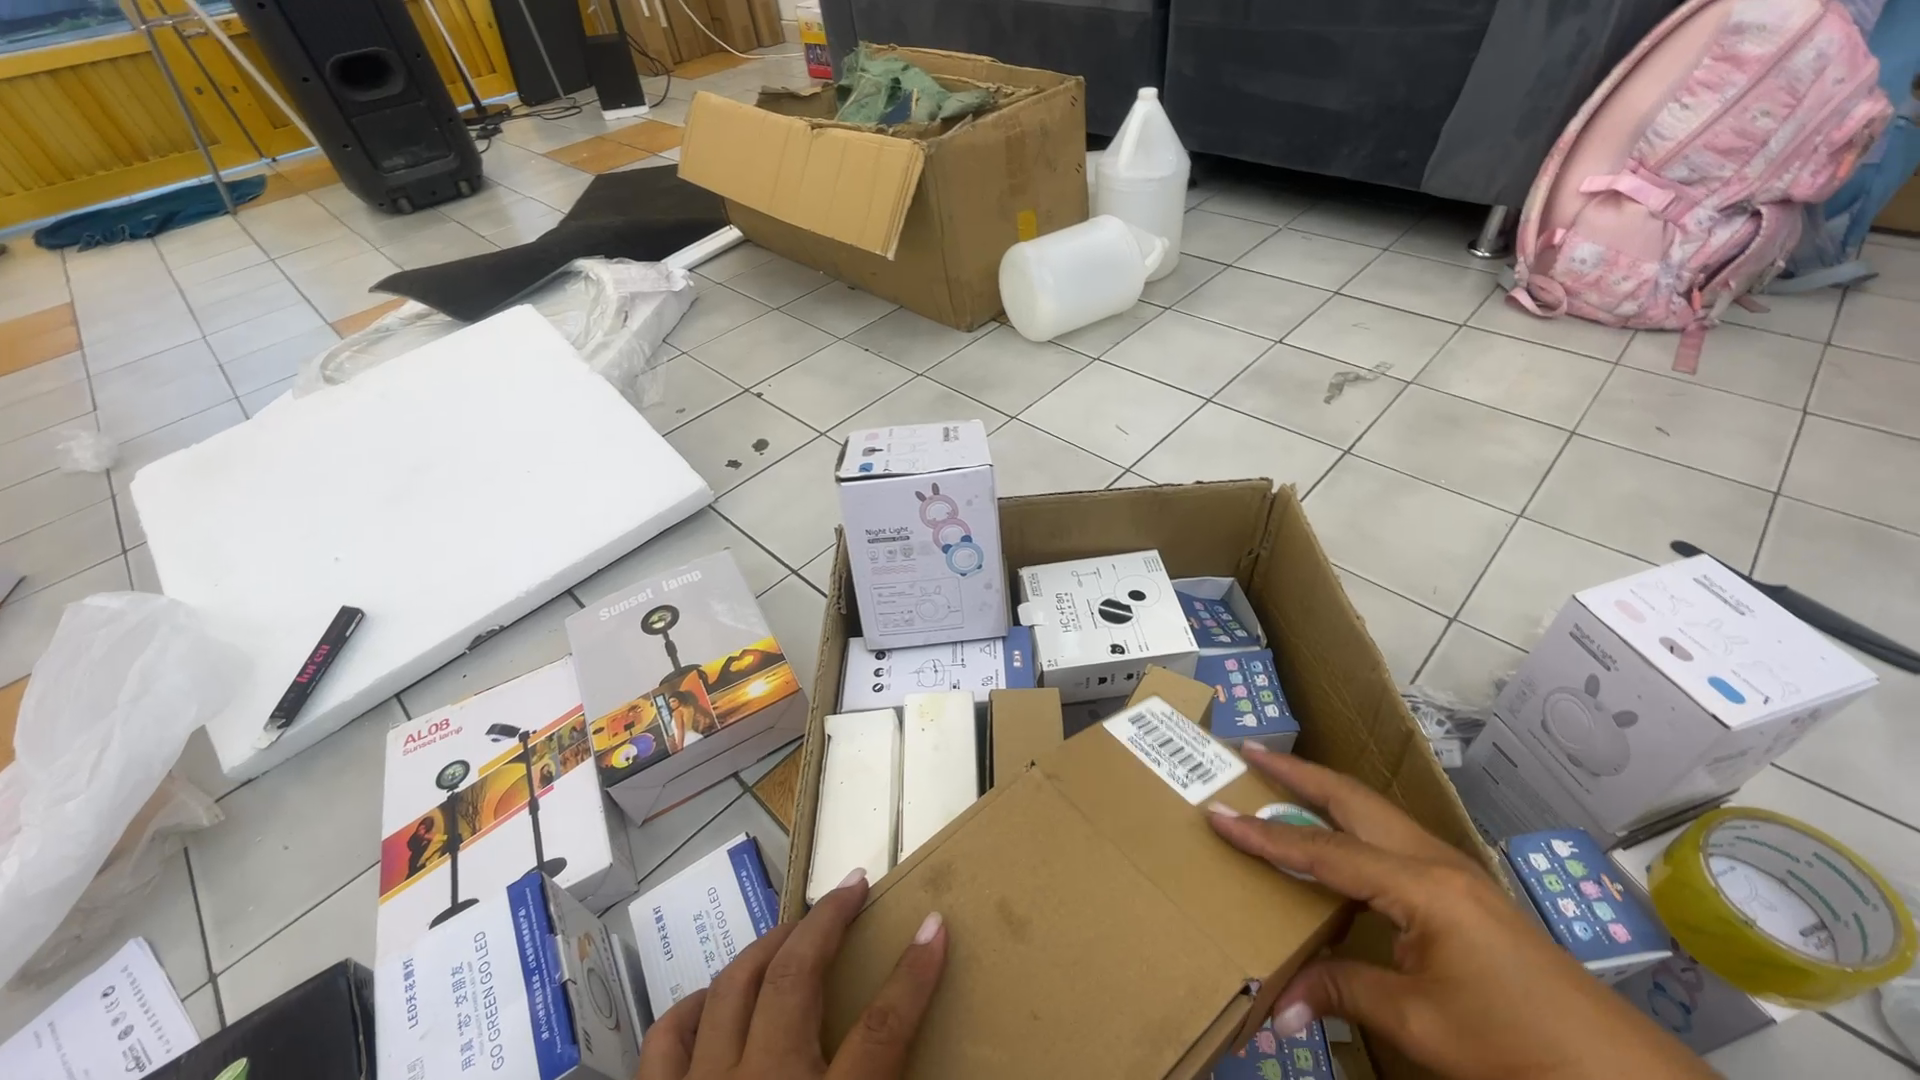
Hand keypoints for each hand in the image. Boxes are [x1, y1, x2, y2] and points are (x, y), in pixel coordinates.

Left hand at [637, 870, 947, 1079]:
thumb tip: (913, 1076)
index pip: (883, 1029)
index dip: (914, 973)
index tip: (935, 926)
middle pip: (797, 978)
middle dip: (829, 922)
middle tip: (852, 885)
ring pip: (733, 987)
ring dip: (767, 946)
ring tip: (794, 928)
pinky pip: (668, 1035)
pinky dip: (694, 1005)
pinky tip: (714, 997)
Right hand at [1208, 746, 1713, 1079]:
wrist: (1617, 1071)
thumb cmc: (1514, 1042)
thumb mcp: (1417, 1022)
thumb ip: (1341, 993)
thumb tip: (1275, 1007)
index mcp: (1420, 886)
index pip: (1323, 851)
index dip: (1265, 836)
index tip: (1216, 813)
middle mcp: (1435, 863)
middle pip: (1354, 802)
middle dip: (1299, 774)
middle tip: (1249, 753)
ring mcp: (1455, 874)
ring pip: (1376, 816)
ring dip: (1326, 796)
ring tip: (1281, 784)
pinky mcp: (1464, 894)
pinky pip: (1392, 843)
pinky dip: (1351, 829)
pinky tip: (1338, 845)